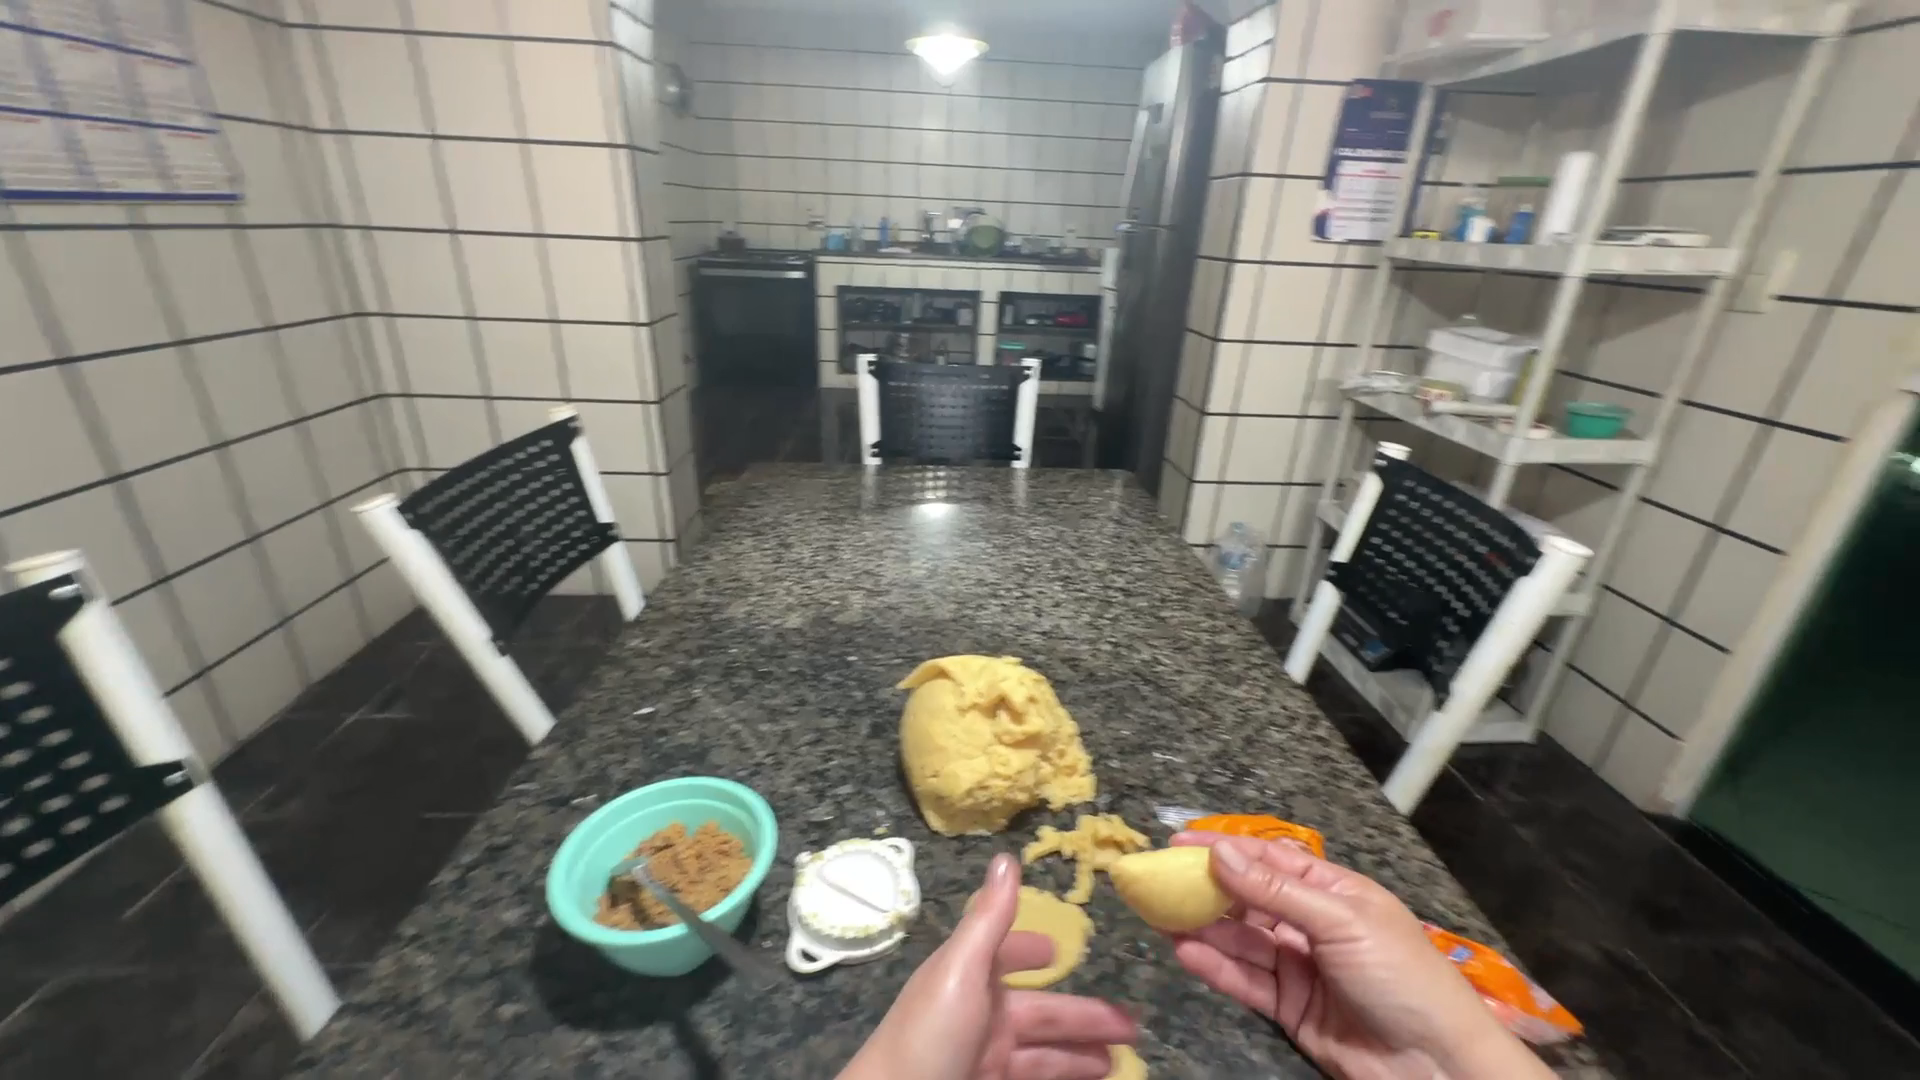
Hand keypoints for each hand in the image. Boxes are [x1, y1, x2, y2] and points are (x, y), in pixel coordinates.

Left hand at [838, 854, 1136, 1079]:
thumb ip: (989, 918)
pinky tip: (1091, 1079)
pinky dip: (1063, 1077)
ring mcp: (983, 1056)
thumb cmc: (928, 1034)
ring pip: (1043, 1053)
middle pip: (1041, 1012)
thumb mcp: (960, 969)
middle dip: (1084, 1014)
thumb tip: (1007, 856)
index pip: (1006, 955)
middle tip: (1130, 1024)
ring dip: (1081, 1053)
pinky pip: (1035, 1079)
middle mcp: (979, 1014)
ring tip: (1122, 1059)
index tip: (1059, 949)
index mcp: (969, 975)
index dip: (1032, 950)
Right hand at [1168, 834, 1551, 1079]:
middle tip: (1158, 881)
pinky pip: (1245, 980)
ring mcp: (1298, 967)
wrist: (1442, 1072)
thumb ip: (1275, 890)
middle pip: (1247, 898)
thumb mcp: (1340, 921)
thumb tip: (1219, 852)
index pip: (1267, 858)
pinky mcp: (1289, 1008)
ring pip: (1240, 940)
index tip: (1177, 842)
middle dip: (1204, 888)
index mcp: (1331, 891)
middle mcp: (1309, 923)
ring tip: (1159, 917)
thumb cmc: (1400, 977)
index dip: (1223, 849)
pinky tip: (1185, 952)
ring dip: (1202, 928)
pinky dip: (1215, 966)